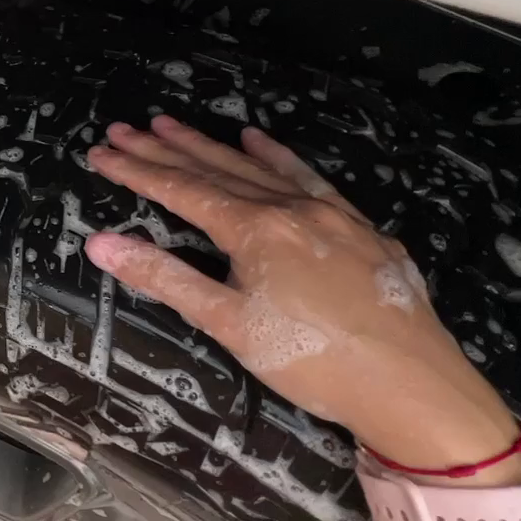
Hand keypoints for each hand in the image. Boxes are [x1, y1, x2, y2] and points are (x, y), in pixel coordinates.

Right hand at [86, 116, 520, 476]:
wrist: (422, 397)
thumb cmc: (313, 363)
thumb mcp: (228, 324)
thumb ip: (162, 277)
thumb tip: (98, 242)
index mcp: (255, 229)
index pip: (180, 190)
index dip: (135, 171)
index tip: (99, 153)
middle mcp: (290, 208)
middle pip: (212, 170)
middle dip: (161, 149)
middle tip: (121, 128)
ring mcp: (331, 215)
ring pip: (256, 168)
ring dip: (208, 145)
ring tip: (169, 123)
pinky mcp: (361, 230)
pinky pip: (309, 178)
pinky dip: (277, 156)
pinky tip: (258, 138)